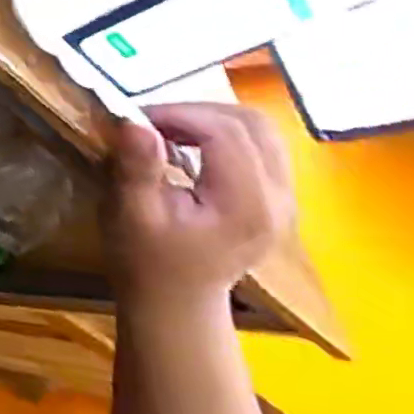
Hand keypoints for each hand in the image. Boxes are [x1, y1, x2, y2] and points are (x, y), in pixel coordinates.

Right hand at [105, 103, 294, 309]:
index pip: (225, 132)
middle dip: (196, 111)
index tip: (137, 119)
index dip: (179, 114)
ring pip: (261, 130)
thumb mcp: (130, 214)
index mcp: (246, 205)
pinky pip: (260, 145)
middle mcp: (278, 199)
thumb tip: (134, 121)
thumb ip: (137, 167)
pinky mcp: (276, 198)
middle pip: (252, 123)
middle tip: (152, 122)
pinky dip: (222, 132)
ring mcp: (284, 199)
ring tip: (169, 130)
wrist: (176, 302)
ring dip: (211, 118)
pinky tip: (190, 145)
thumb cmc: (146, 260)